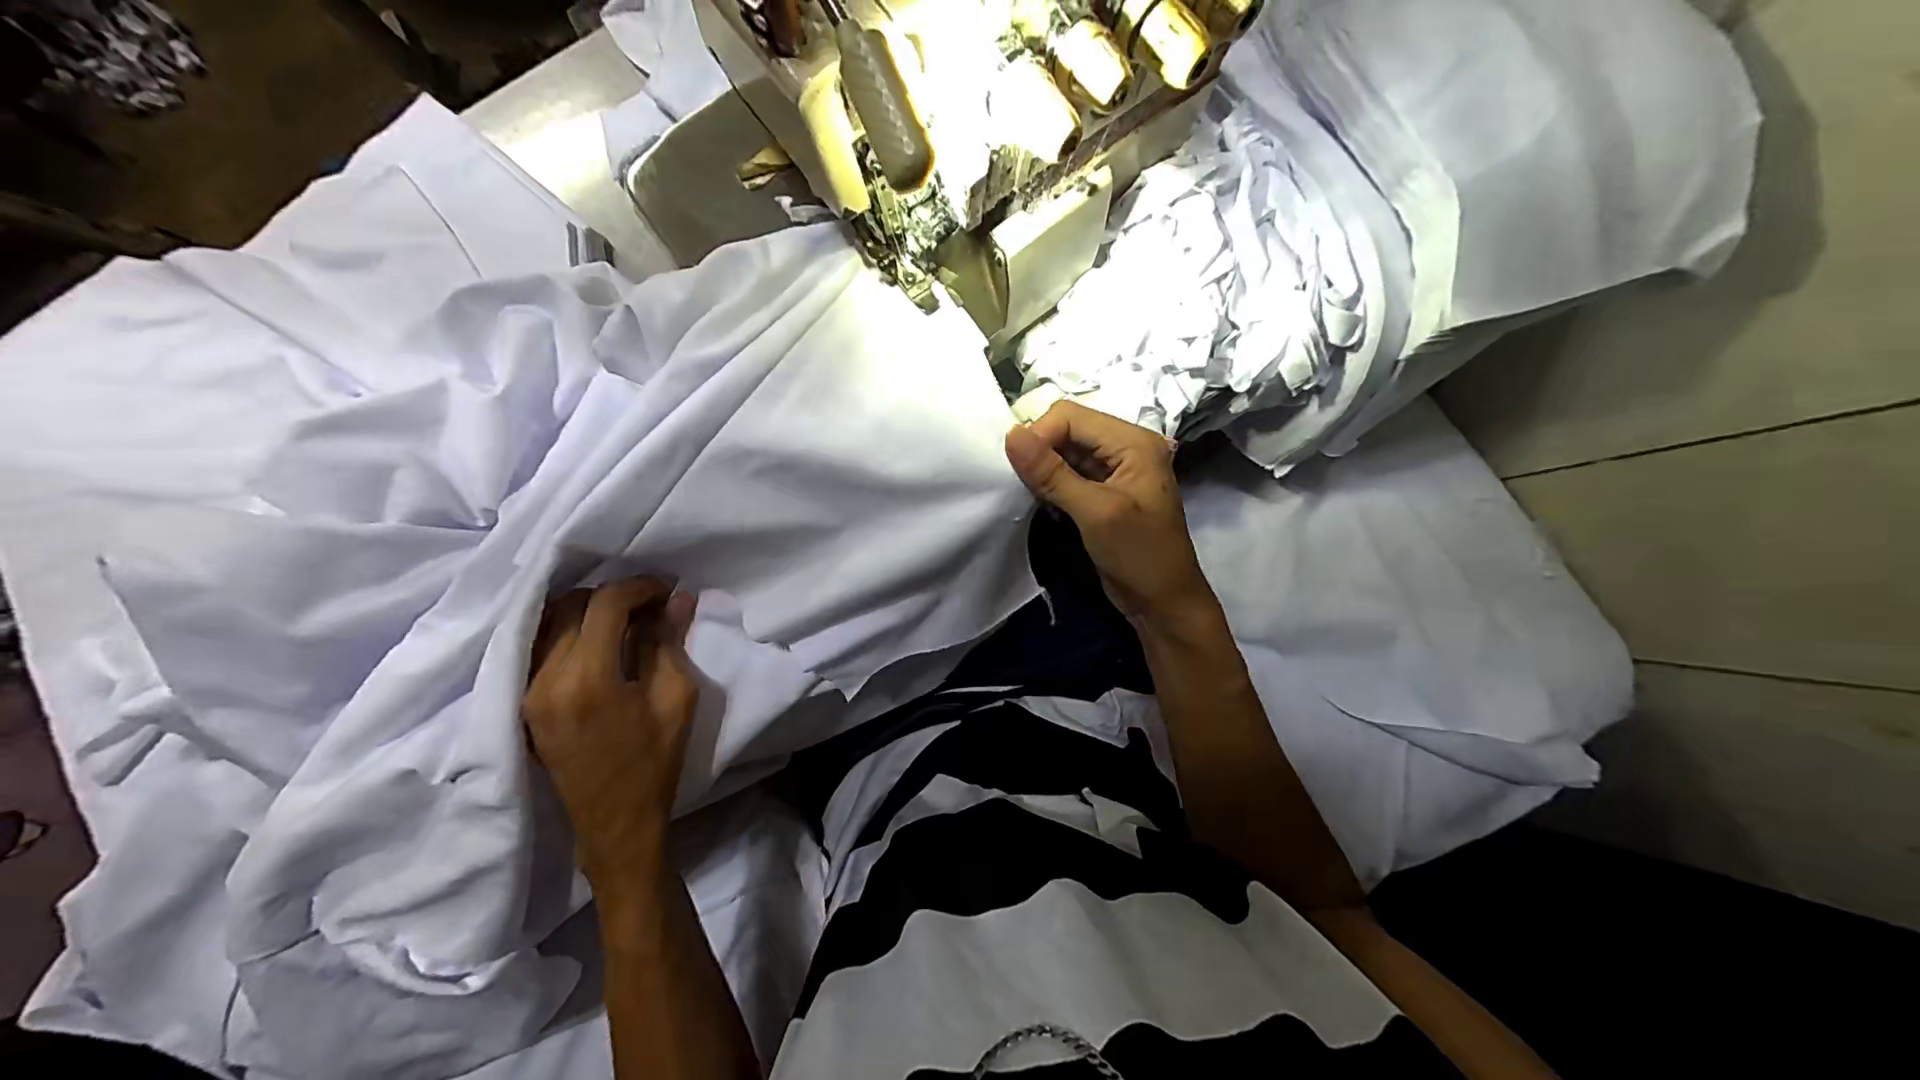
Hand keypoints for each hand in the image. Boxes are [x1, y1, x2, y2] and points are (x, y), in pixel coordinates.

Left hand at [523, 578, 698, 884]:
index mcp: (587, 679)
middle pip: (572, 606)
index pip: (605, 605)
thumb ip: (669, 643)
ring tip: (625, 620)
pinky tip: (598, 640)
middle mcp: (545, 679)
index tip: (666, 590)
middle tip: (650, 605)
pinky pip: (540, 646)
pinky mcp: (522, 703)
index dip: (639, 587)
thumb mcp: (677, 699)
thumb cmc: (655, 762)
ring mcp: (526, 692)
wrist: (615, 822)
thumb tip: (676, 599)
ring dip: (589, 610)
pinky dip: (569, 631)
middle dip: (614, 596)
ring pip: (550, 621)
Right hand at [1004, 400, 1218, 628]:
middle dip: (1039, 451)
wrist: (1163, 603)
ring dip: (1042, 469)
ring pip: (1064, 452)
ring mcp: (1113, 470)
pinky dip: (1050, 484)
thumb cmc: (1139, 555)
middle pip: (1067, 429)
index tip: (1018, 469)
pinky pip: (1068, 473)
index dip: (1040, 435)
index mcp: (1133, 441)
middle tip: (1021, 483)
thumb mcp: (1096, 513)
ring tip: (1030, 494)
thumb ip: (1052, 473)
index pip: (1071, 416)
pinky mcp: (1102, 492)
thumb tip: (1011, 435)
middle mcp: (1124, 447)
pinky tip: (1041, 502)